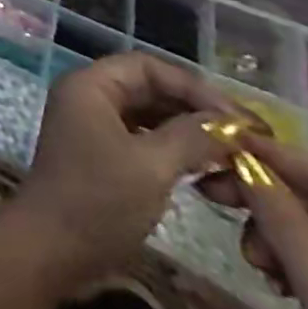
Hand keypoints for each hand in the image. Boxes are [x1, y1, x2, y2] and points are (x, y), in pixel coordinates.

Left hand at [15, 53, 241, 287]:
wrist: (55, 242)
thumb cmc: (98, 197)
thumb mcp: (152, 164)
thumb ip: (192, 137)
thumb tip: (233, 124)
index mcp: (88, 86)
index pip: (147, 66)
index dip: (196, 87)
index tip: (242, 120)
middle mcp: (86, 97)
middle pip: (149, 88)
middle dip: (198, 109)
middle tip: (251, 140)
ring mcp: (92, 124)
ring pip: (150, 114)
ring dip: (190, 131)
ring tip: (236, 157)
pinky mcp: (101, 152)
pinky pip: (144, 137)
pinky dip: (176, 148)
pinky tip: (209, 170)